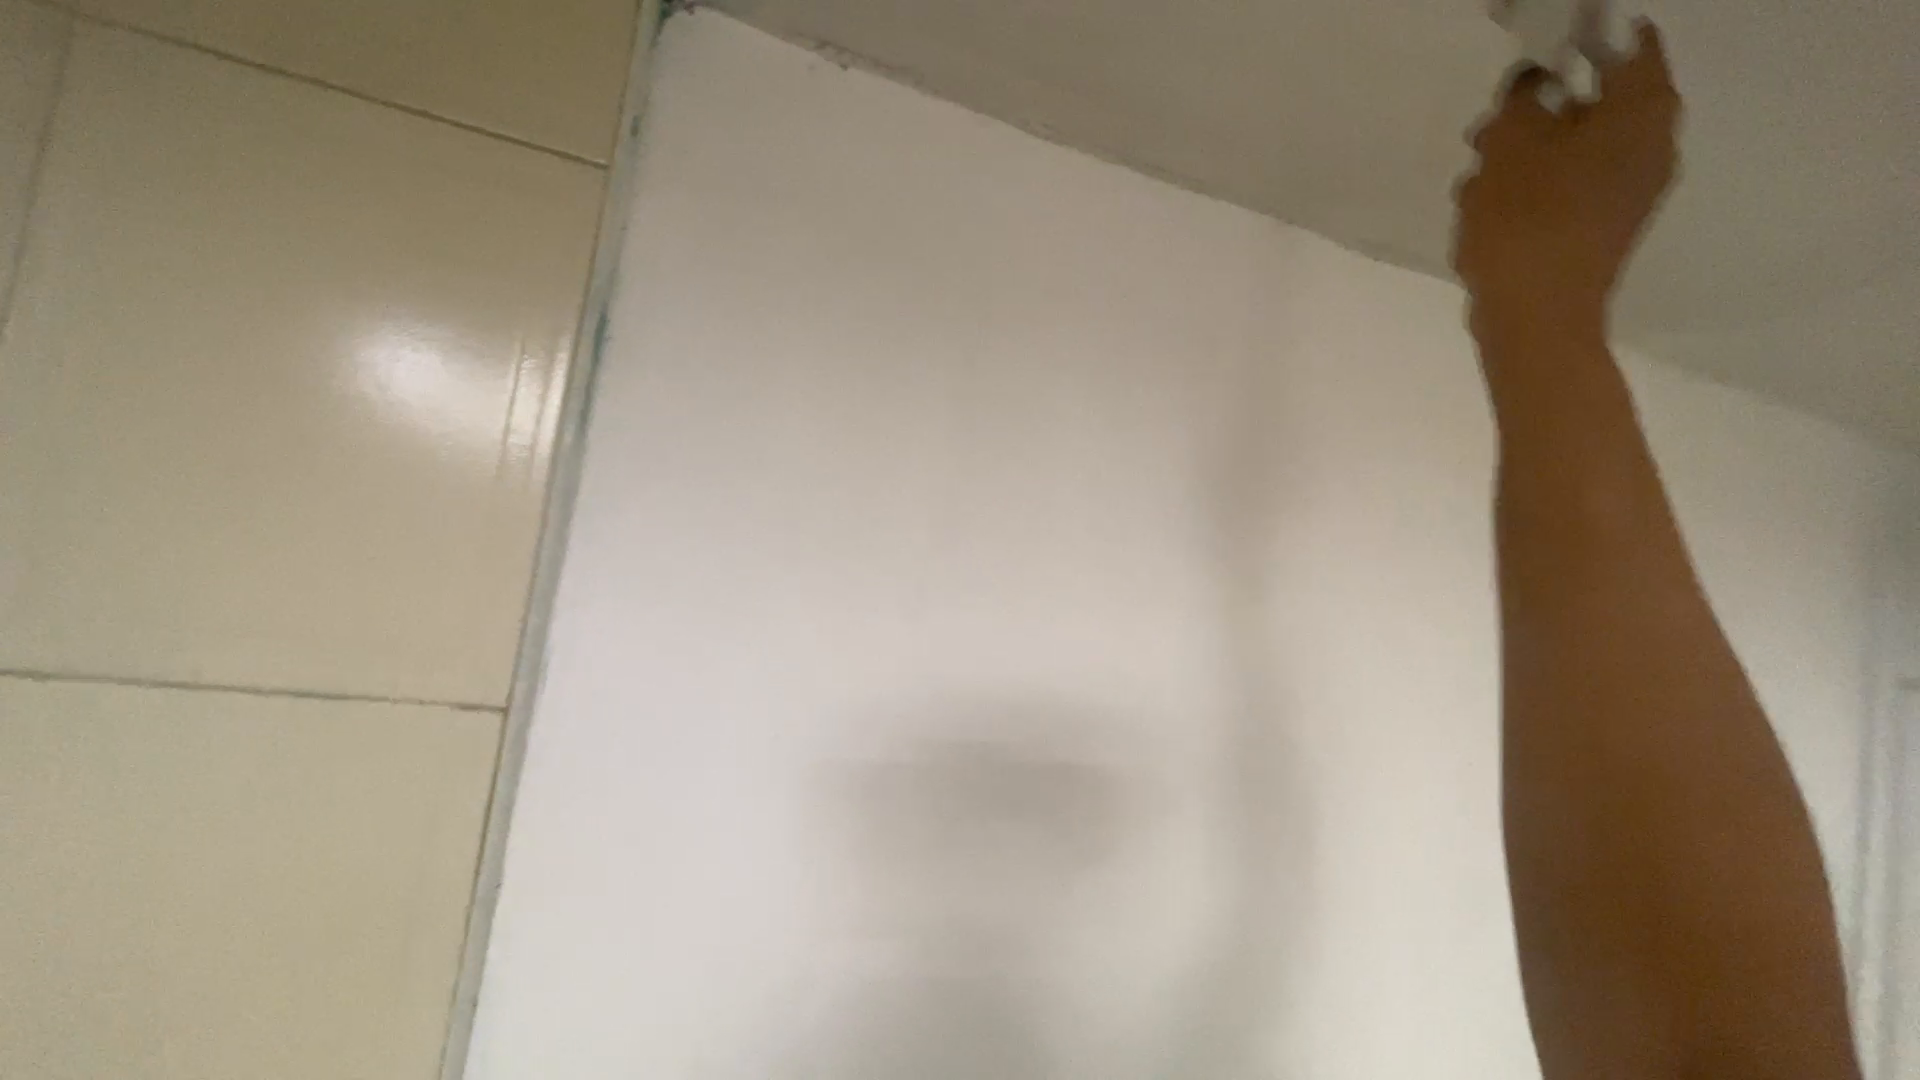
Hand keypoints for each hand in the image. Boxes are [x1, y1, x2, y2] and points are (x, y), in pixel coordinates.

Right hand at [1453, 22, 1681, 338]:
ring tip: (1474, 186)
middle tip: (1485, 134)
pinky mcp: (1597, 231)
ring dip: (1519, 159)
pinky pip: (1562, 192)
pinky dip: (1526, 194)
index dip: (1573, 42)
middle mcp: (1650, 143)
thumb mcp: (1510, 143)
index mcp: (1642, 108)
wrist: (1534, 318)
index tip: (1526, 60)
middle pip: (1590, 102)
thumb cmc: (1525, 222)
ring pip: (1568, 151)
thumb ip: (1521, 98)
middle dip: (1532, 113)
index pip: (1622, 42)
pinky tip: (1486, 216)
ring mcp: (1626, 192)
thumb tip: (1532, 83)